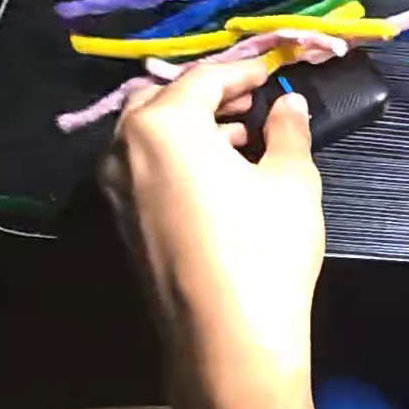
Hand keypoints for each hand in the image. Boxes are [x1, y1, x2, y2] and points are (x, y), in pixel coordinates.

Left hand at [101, 60, 321, 388]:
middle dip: (211, 96)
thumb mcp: (292, 180)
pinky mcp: (123, 226)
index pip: (203, 78)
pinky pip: (148, 171)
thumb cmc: (266, 247)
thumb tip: (290, 105)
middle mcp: (124, 151)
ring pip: (151, 138)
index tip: (271, 70)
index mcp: (163, 125)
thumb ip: (289, 131)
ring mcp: (116, 192)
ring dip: (195, 128)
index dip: (242, 70)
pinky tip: (220, 178)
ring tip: (244, 138)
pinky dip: (181, 159)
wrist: (230, 339)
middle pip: (164, 102)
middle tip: (255, 102)